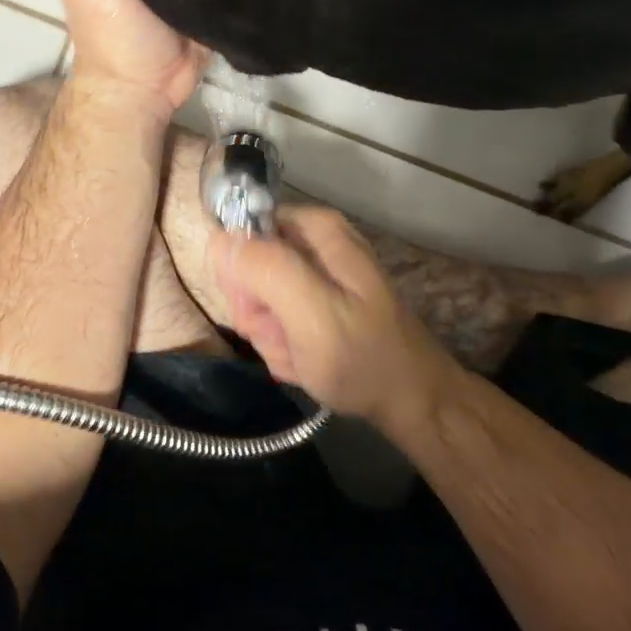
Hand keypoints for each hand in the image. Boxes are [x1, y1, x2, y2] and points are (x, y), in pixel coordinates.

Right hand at [212, 206, 468, 425]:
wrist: (411, 401)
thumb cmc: (366, 358)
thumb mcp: (314, 313)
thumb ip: (267, 271)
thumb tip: (219, 239)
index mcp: (314, 229)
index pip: (240, 236)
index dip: (241, 278)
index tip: (261, 311)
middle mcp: (312, 245)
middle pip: (246, 272)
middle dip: (259, 315)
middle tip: (288, 338)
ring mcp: (313, 278)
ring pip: (256, 304)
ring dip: (272, 339)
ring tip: (303, 355)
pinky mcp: (314, 308)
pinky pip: (274, 325)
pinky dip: (285, 350)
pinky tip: (308, 363)